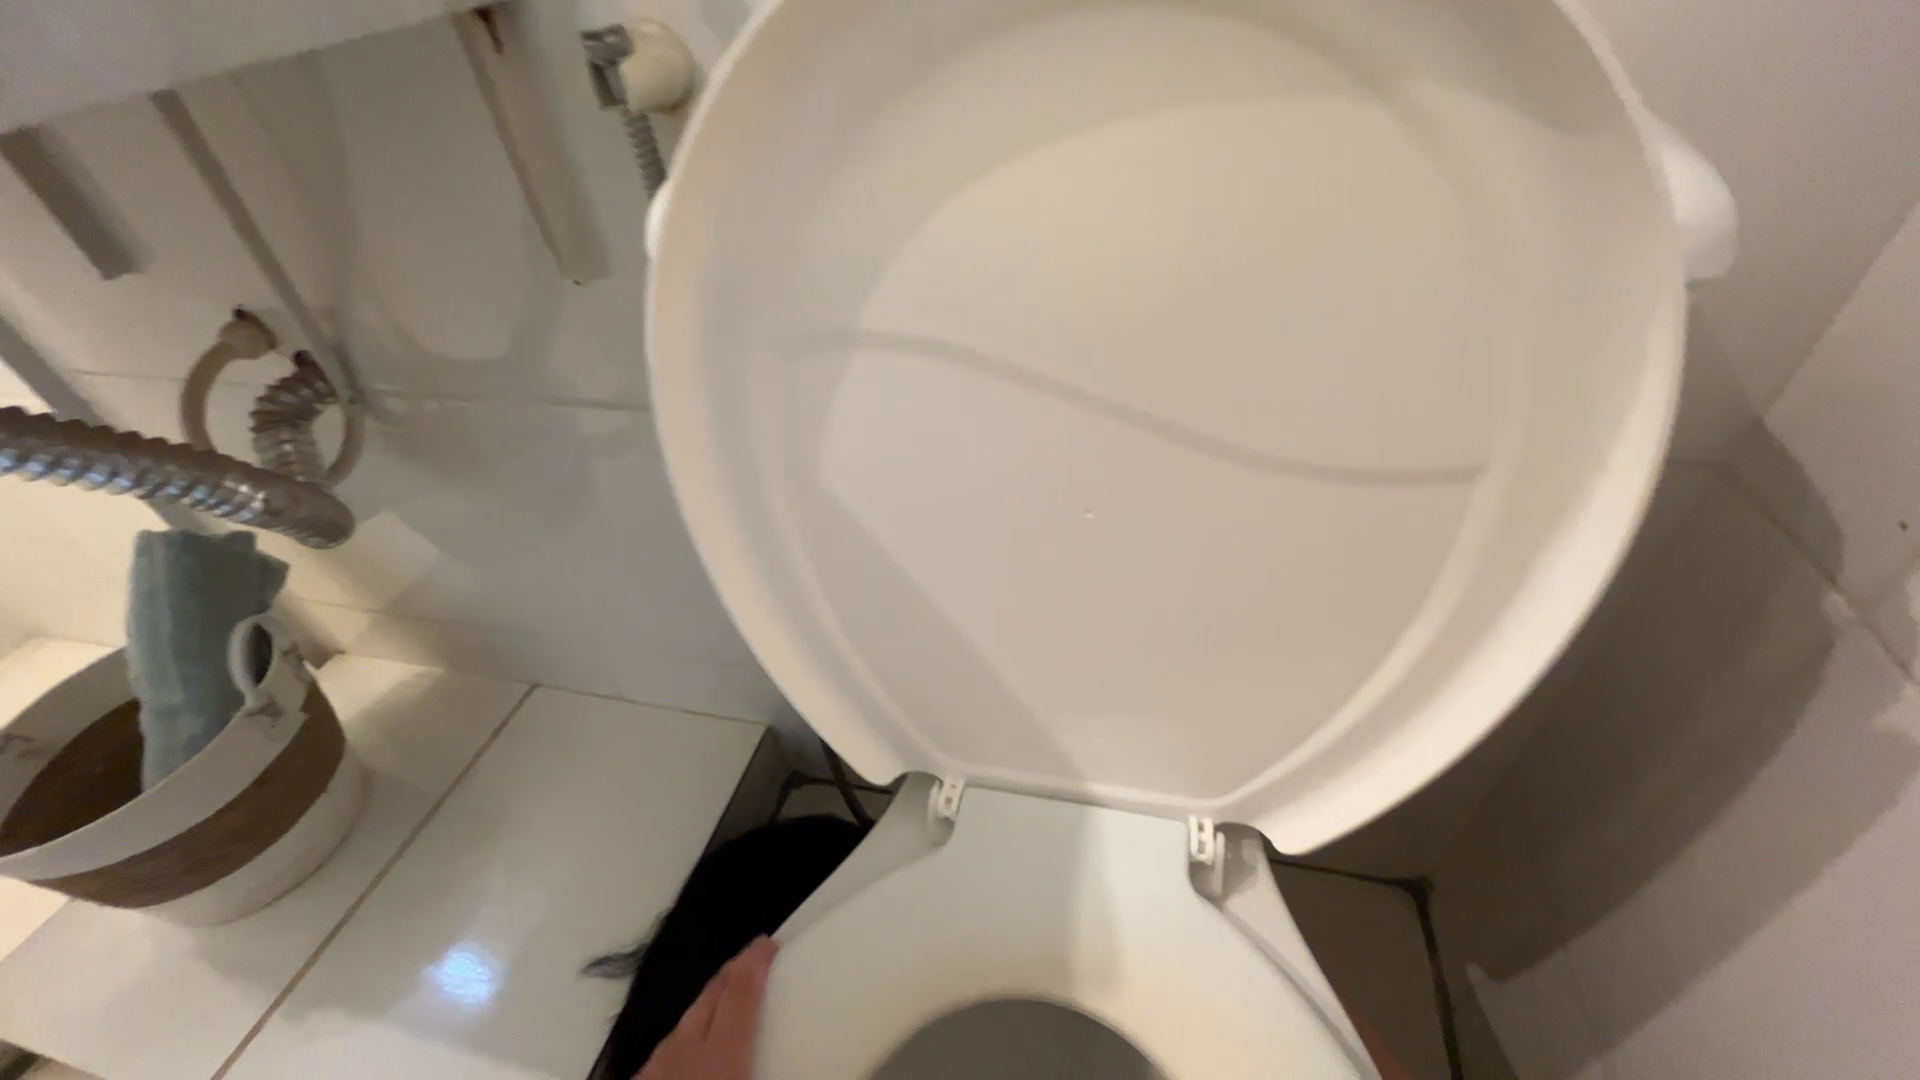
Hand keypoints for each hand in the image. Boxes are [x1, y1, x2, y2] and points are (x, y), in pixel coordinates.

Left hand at [635, 936, 779, 1079]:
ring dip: (707, 1002)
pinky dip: (685, 1034)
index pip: (741, 994)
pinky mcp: (638, 1077)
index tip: (768, 942)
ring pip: (684, 1020)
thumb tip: (798, 1057)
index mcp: (720, 1055)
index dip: (755, 962)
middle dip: (733, 970)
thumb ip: (770, 1063)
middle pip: (709, 997)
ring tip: (725, 996)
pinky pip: (667, 1045)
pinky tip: (689, 1045)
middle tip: (753, 958)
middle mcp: (684, 1050)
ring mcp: (654, 1066)